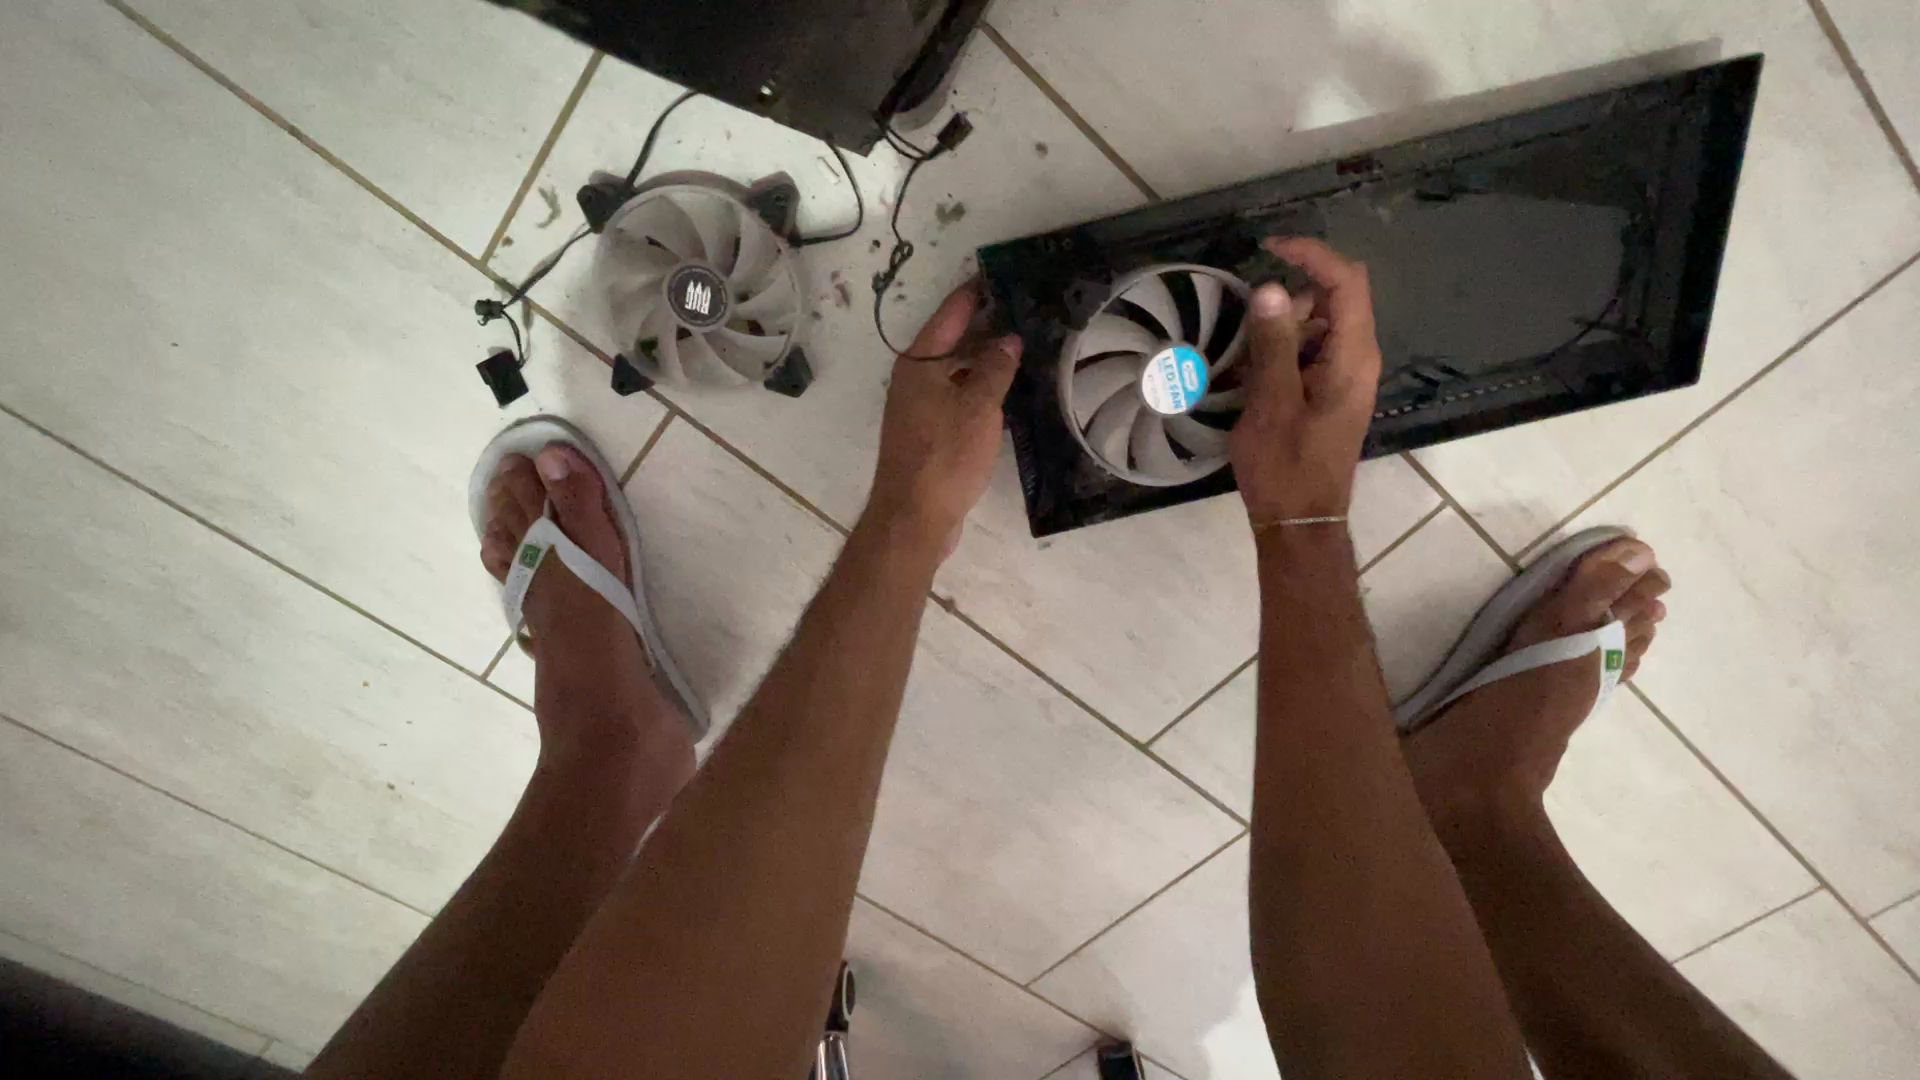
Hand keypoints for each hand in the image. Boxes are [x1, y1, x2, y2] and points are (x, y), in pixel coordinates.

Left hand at [863, 281, 1021, 560]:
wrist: (914, 517)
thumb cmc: (945, 455)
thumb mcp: (978, 406)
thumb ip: (995, 368)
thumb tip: (1008, 340)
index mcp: (919, 363)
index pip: (950, 313)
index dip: (975, 292)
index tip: (1001, 273)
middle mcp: (914, 379)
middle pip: (953, 342)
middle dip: (986, 327)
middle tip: (1026, 311)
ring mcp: (918, 408)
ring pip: (957, 373)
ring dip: (985, 362)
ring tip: (1025, 348)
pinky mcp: (928, 435)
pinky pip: (957, 400)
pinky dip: (980, 392)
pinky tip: (1007, 394)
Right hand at [1229, 237, 1382, 525]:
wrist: (1300, 522)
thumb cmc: (1284, 467)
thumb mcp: (1271, 405)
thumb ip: (1273, 345)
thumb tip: (1270, 289)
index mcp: (1352, 357)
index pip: (1346, 282)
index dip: (1311, 255)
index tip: (1268, 249)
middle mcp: (1357, 361)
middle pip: (1333, 301)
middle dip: (1289, 298)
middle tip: (1244, 322)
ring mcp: (1344, 380)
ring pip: (1317, 330)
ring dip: (1280, 329)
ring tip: (1240, 356)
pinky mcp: (1328, 397)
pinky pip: (1308, 357)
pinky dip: (1281, 355)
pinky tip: (1248, 379)